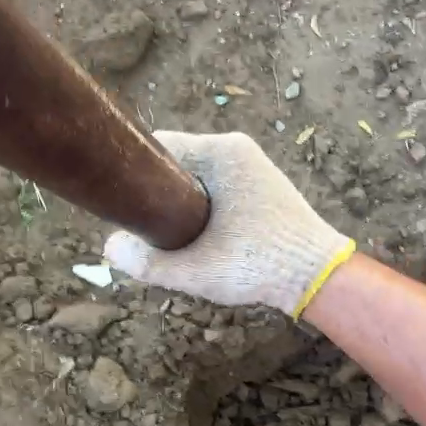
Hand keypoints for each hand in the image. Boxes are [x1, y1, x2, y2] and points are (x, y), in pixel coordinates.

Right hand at [103, 132, 354, 317]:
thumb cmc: (258, 267)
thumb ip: (147, 262)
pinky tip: (203, 242)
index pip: (158, 148)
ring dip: (181, 208)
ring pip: (196, 180)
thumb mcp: (195, 270)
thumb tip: (108, 247)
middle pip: (176, 165)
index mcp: (220, 153)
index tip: (123, 209)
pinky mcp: (260, 186)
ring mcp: (252, 166)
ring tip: (178, 243)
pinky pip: (216, 190)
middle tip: (151, 236)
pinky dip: (203, 211)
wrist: (317, 277)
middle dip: (159, 198)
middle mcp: (236, 149)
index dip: (135, 177)